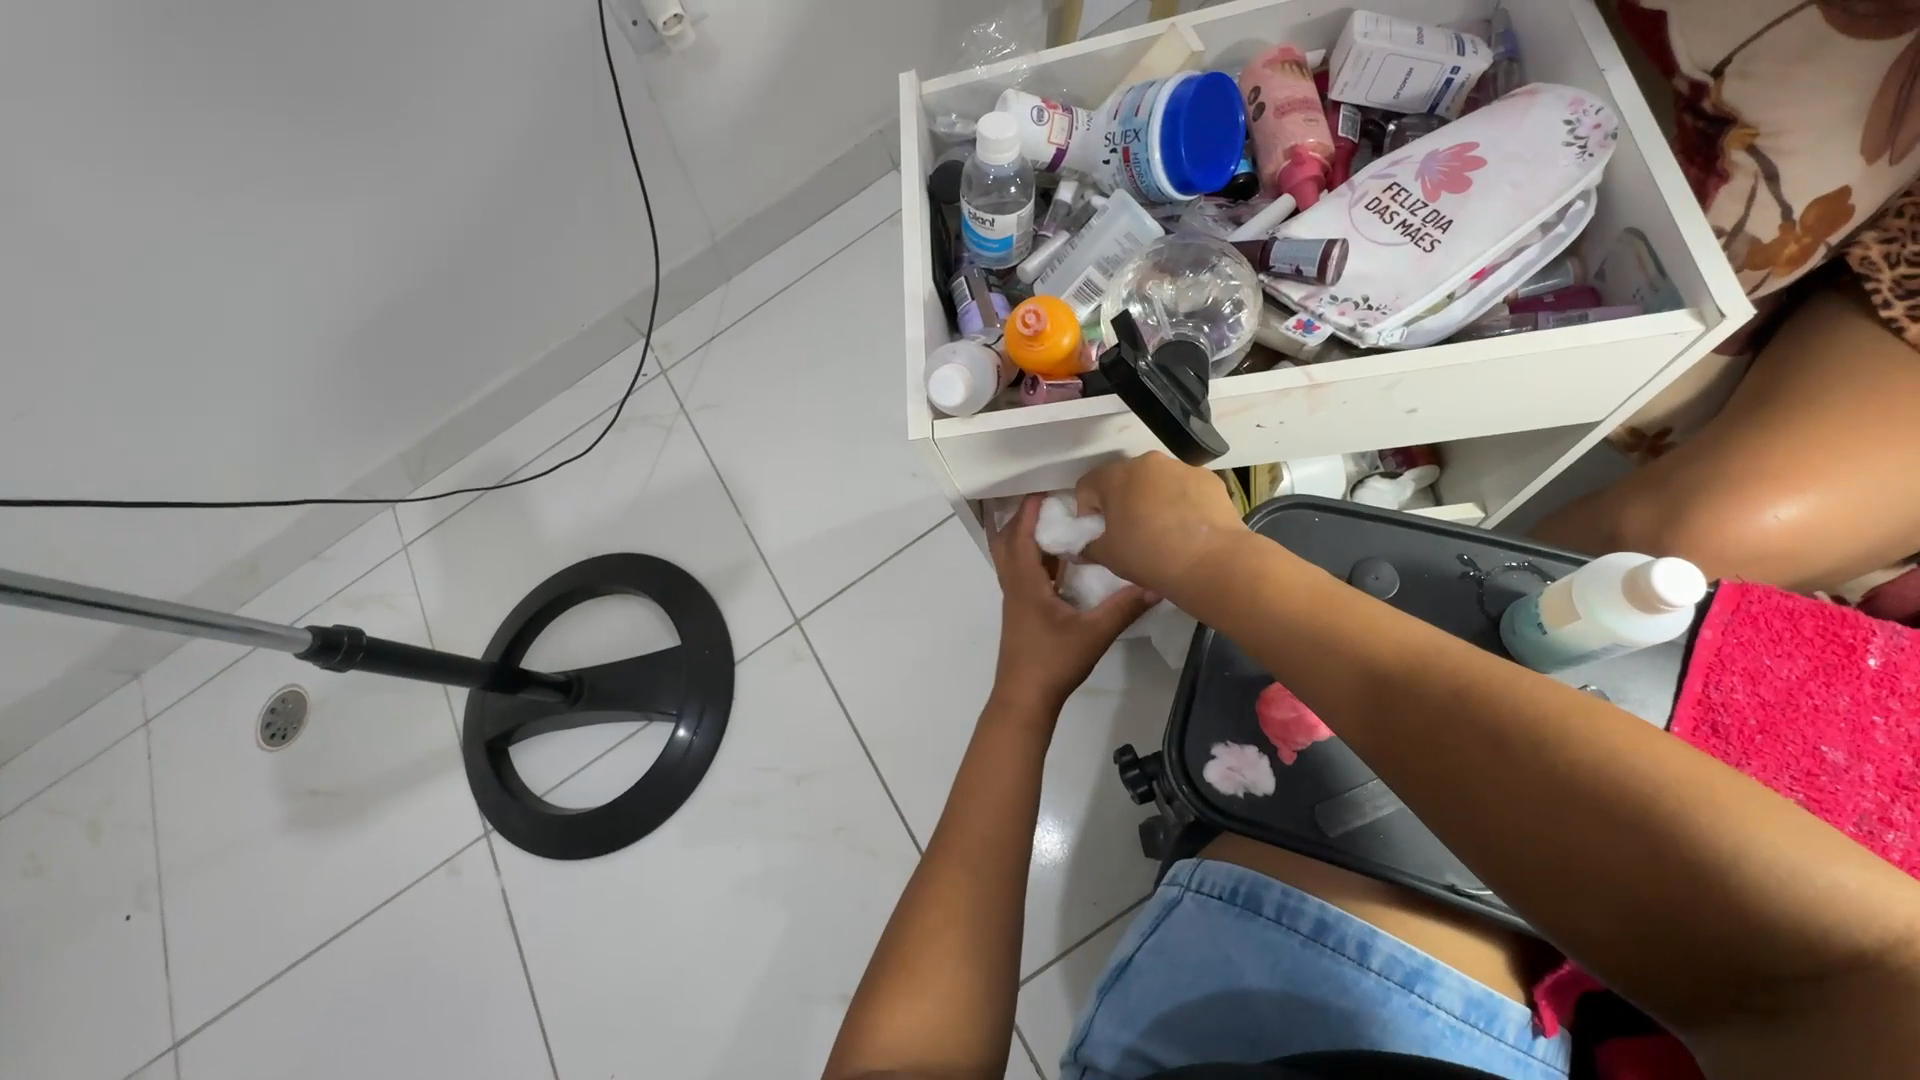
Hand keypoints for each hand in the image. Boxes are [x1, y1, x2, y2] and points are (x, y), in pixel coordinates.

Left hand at [988, 495, 1156, 715]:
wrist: (1024, 699)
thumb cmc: (1053, 662)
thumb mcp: (1094, 634)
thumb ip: (1125, 607)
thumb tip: (1157, 584)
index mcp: (1025, 583)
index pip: (1021, 536)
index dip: (1030, 510)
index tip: (1046, 488)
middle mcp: (1014, 586)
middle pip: (1008, 542)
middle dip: (1023, 518)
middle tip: (1049, 501)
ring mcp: (1016, 600)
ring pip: (1013, 558)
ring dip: (1027, 538)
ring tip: (1056, 522)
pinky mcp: (1021, 612)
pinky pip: (1022, 574)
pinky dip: (1034, 559)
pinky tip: (1059, 561)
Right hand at [1074, 452, 1250, 599]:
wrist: (1211, 561)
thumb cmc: (1149, 556)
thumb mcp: (1108, 557)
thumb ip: (1088, 547)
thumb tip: (1081, 548)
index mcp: (1114, 476)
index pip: (1086, 486)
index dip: (1087, 511)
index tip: (1100, 532)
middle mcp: (1146, 462)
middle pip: (1123, 479)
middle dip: (1122, 501)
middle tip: (1131, 531)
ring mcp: (1180, 467)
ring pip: (1156, 481)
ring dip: (1152, 498)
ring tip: (1164, 530)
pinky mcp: (1209, 478)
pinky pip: (1185, 487)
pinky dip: (1182, 502)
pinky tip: (1189, 528)